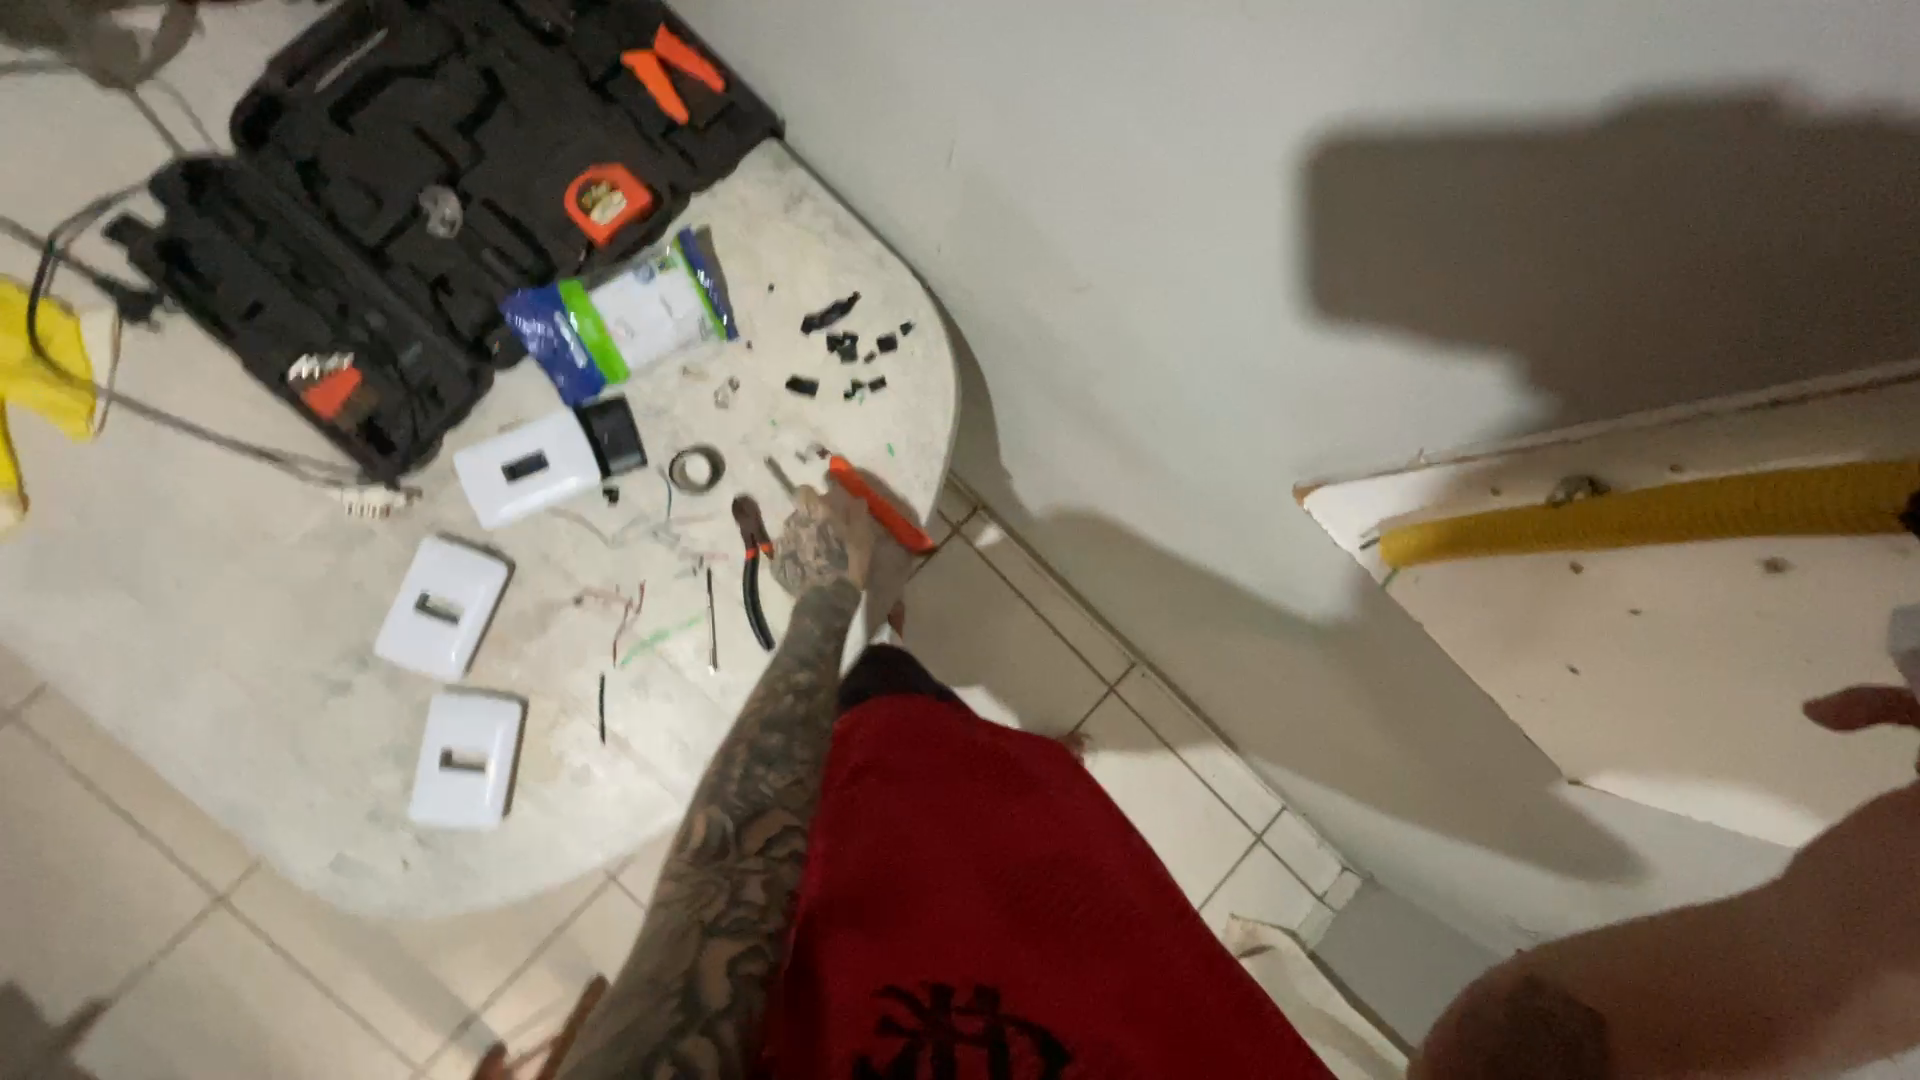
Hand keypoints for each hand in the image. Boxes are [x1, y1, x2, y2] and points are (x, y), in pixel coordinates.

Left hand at [770, 485, 873, 596]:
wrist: (825, 601)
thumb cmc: (849, 566)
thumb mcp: (863, 539)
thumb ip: (857, 515)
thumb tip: (855, 500)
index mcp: (815, 512)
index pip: (805, 491)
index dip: (815, 498)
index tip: (827, 508)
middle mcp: (795, 521)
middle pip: (799, 512)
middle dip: (810, 518)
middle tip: (824, 533)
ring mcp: (783, 541)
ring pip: (792, 530)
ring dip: (803, 536)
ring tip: (816, 553)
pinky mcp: (777, 560)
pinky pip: (787, 550)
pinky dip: (796, 555)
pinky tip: (807, 568)